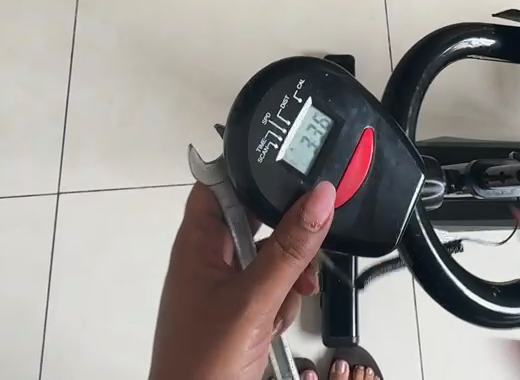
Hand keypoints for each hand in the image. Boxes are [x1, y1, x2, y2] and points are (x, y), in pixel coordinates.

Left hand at [148, 181, 335, 379]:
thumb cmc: (207, 360)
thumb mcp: (254, 300)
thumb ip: (290, 248)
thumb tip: (322, 194)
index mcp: (198, 241)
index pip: (219, 182)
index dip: (250, 166)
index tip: (289, 159)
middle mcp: (209, 255)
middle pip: (253, 216)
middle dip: (285, 227)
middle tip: (313, 231)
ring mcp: (224, 285)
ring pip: (267, 252)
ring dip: (289, 269)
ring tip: (300, 290)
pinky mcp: (238, 311)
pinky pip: (269, 284)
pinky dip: (283, 297)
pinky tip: (284, 319)